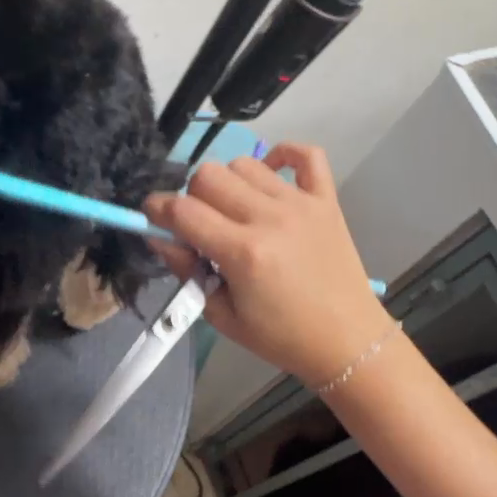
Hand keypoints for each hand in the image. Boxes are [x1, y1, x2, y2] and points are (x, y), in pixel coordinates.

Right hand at [143, 144, 392, 388]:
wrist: (345, 341)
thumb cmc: (280, 338)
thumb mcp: (222, 315)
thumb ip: (188, 272)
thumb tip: (159, 239)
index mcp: (242, 253)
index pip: (183, 211)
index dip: (157, 210)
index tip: (151, 219)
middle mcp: (269, 219)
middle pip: (209, 175)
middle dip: (191, 196)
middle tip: (198, 225)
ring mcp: (301, 204)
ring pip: (245, 163)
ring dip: (228, 183)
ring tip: (232, 212)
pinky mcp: (326, 200)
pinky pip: (305, 154)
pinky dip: (282, 156)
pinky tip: (270, 178)